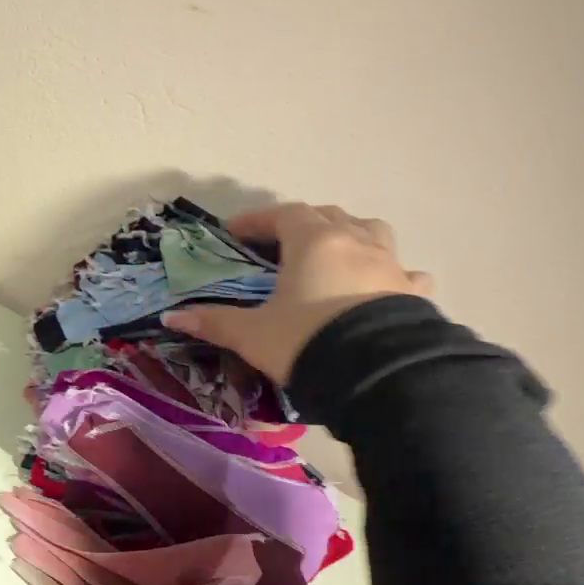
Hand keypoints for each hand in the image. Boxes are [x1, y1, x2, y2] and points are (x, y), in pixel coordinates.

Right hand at [163, 203, 434, 383]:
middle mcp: (356, 244)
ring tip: (331, 253)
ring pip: (372, 232)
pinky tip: (378, 285)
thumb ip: (212, 322)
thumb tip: (171, 317)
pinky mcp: (413, 291)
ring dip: (349, 235)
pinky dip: (388, 272)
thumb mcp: (250, 333)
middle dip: (301, 223)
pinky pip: (403, 271)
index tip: (234, 230)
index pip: (285, 215)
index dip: (258, 219)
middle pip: (329, 217)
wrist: (375, 369)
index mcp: (315, 244)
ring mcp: (391, 265)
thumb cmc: (304, 339)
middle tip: (278, 241)